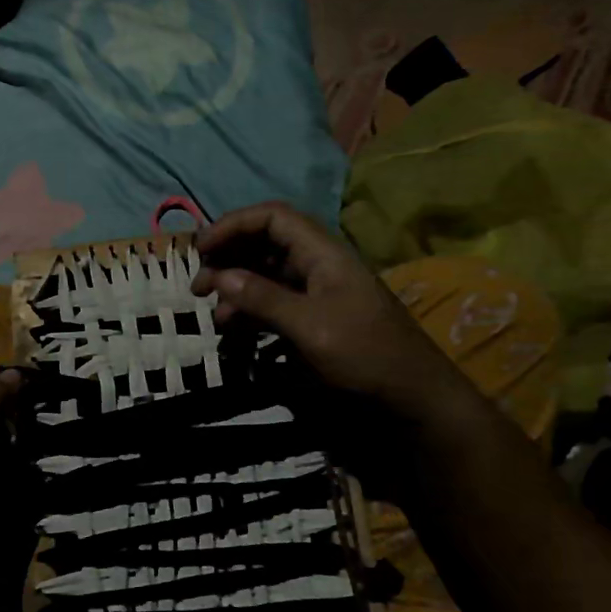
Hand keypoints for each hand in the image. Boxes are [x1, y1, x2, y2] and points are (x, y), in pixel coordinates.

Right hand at [189, 202, 472, 417]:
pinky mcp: (317, 318)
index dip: (234, 225)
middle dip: (229, 259)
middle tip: (198, 286)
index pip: (273, 218)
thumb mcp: (310, 326)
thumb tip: (219, 276)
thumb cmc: (364, 353)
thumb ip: (263, 299)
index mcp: (322, 252)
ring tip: (214, 316)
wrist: (412, 393)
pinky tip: (236, 331)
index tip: (201, 248)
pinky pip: (277, 303)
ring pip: (268, 276)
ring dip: (238, 290)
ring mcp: (319, 291)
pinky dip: (253, 312)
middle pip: (266, 244)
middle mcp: (319, 264)